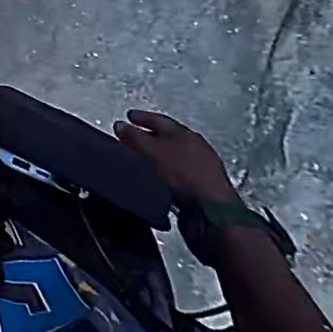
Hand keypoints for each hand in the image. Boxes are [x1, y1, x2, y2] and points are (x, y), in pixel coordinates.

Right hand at [114, 109, 238, 204]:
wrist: (211, 215)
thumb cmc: (184, 176)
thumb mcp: (150, 151)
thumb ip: (133, 136)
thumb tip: (121, 125)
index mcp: (185, 134)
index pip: (159, 119)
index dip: (141, 117)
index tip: (129, 116)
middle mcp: (196, 149)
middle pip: (167, 138)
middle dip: (148, 138)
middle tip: (132, 138)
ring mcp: (201, 172)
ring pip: (173, 160)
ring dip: (156, 159)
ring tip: (140, 163)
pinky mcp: (201, 193)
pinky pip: (177, 179)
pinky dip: (164, 178)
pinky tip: (156, 184)